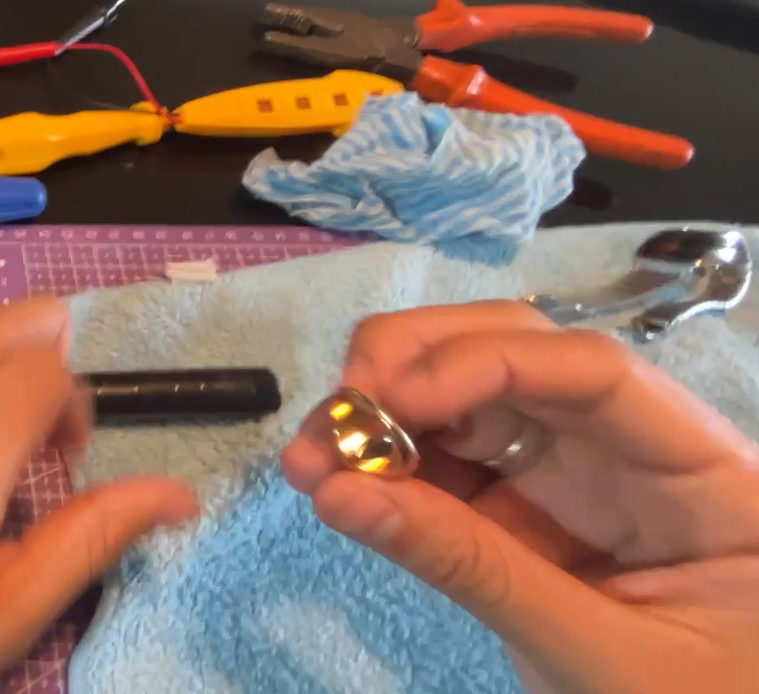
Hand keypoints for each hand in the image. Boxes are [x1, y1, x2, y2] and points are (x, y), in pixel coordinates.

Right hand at [282, 301, 758, 692]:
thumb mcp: (609, 662)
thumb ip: (476, 571)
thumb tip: (337, 494)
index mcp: (703, 476)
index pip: (589, 370)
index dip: (477, 363)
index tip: (388, 405)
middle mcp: (619, 444)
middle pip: (499, 347)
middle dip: (401, 365)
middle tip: (336, 412)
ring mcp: (554, 463)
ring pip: (442, 387)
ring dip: (363, 412)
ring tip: (306, 463)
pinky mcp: (500, 490)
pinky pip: (420, 444)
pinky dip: (364, 452)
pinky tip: (323, 477)